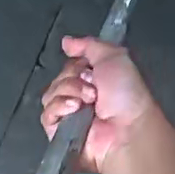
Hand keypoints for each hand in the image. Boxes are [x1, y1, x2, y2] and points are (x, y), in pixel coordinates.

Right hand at [40, 35, 158, 172]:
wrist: (126, 127)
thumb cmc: (126, 93)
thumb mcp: (114, 57)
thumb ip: (88, 45)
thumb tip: (65, 41)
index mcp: (91, 80)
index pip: (69, 66)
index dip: (76, 65)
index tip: (90, 70)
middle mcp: (79, 96)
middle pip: (58, 78)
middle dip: (73, 79)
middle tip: (93, 89)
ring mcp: (68, 115)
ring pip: (50, 94)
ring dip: (69, 92)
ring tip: (88, 101)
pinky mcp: (58, 132)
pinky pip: (47, 114)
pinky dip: (59, 107)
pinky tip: (75, 109)